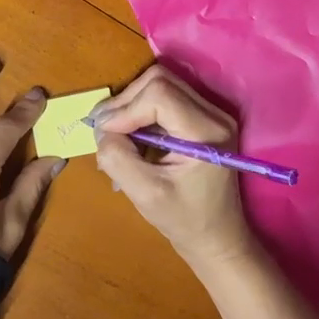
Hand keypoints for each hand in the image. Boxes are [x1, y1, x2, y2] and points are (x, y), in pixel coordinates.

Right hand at [93, 64, 254, 266]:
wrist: (216, 237)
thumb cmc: (184, 220)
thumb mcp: (144, 193)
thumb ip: (118, 158)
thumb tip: (102, 130)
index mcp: (206, 132)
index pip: (158, 94)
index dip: (125, 109)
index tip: (105, 134)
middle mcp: (214, 114)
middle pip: (158, 81)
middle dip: (125, 102)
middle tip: (103, 130)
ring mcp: (211, 114)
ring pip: (159, 84)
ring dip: (130, 104)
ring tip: (114, 132)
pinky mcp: (201, 118)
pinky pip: (164, 97)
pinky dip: (140, 110)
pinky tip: (130, 134)